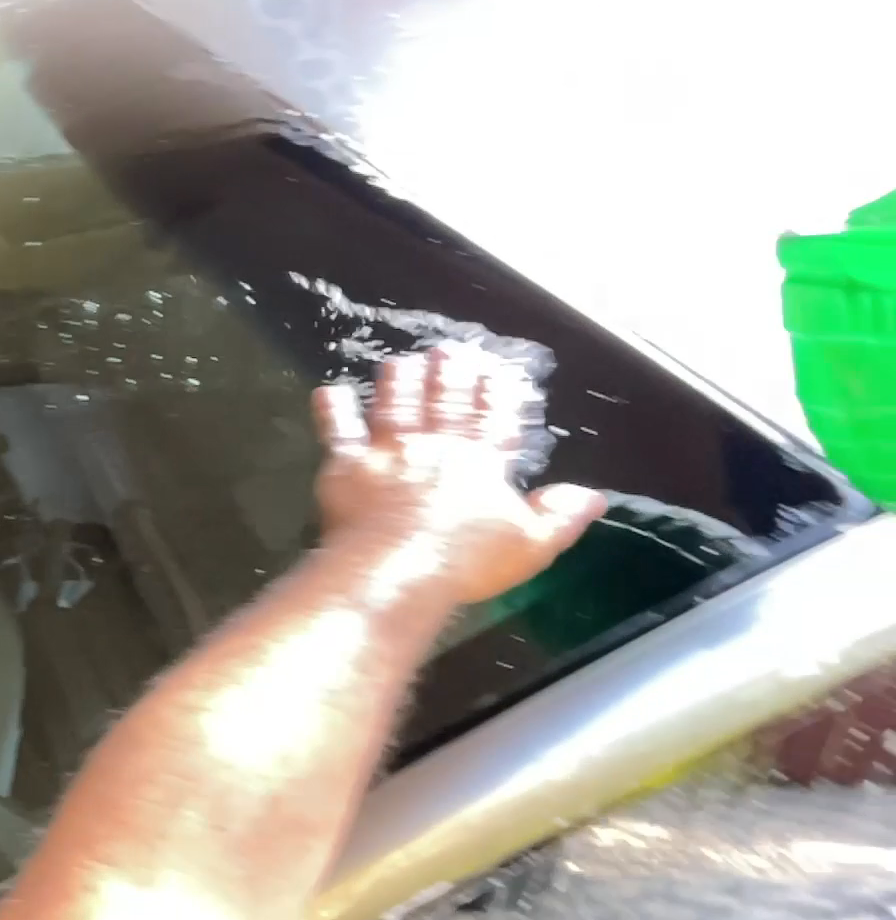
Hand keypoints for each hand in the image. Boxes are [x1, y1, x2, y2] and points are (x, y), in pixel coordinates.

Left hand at [311, 343, 606, 604]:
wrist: (395, 568)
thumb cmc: (464, 561)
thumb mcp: (529, 544)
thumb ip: (559, 516)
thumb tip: (591, 494)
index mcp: (479, 464)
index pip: (493, 421)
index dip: (495, 395)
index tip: (495, 370)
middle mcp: (433, 448)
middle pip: (442, 405)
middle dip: (447, 376)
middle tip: (446, 350)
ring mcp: (387, 453)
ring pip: (394, 408)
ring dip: (397, 383)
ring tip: (399, 362)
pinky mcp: (346, 465)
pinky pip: (338, 431)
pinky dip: (332, 410)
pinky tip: (328, 391)